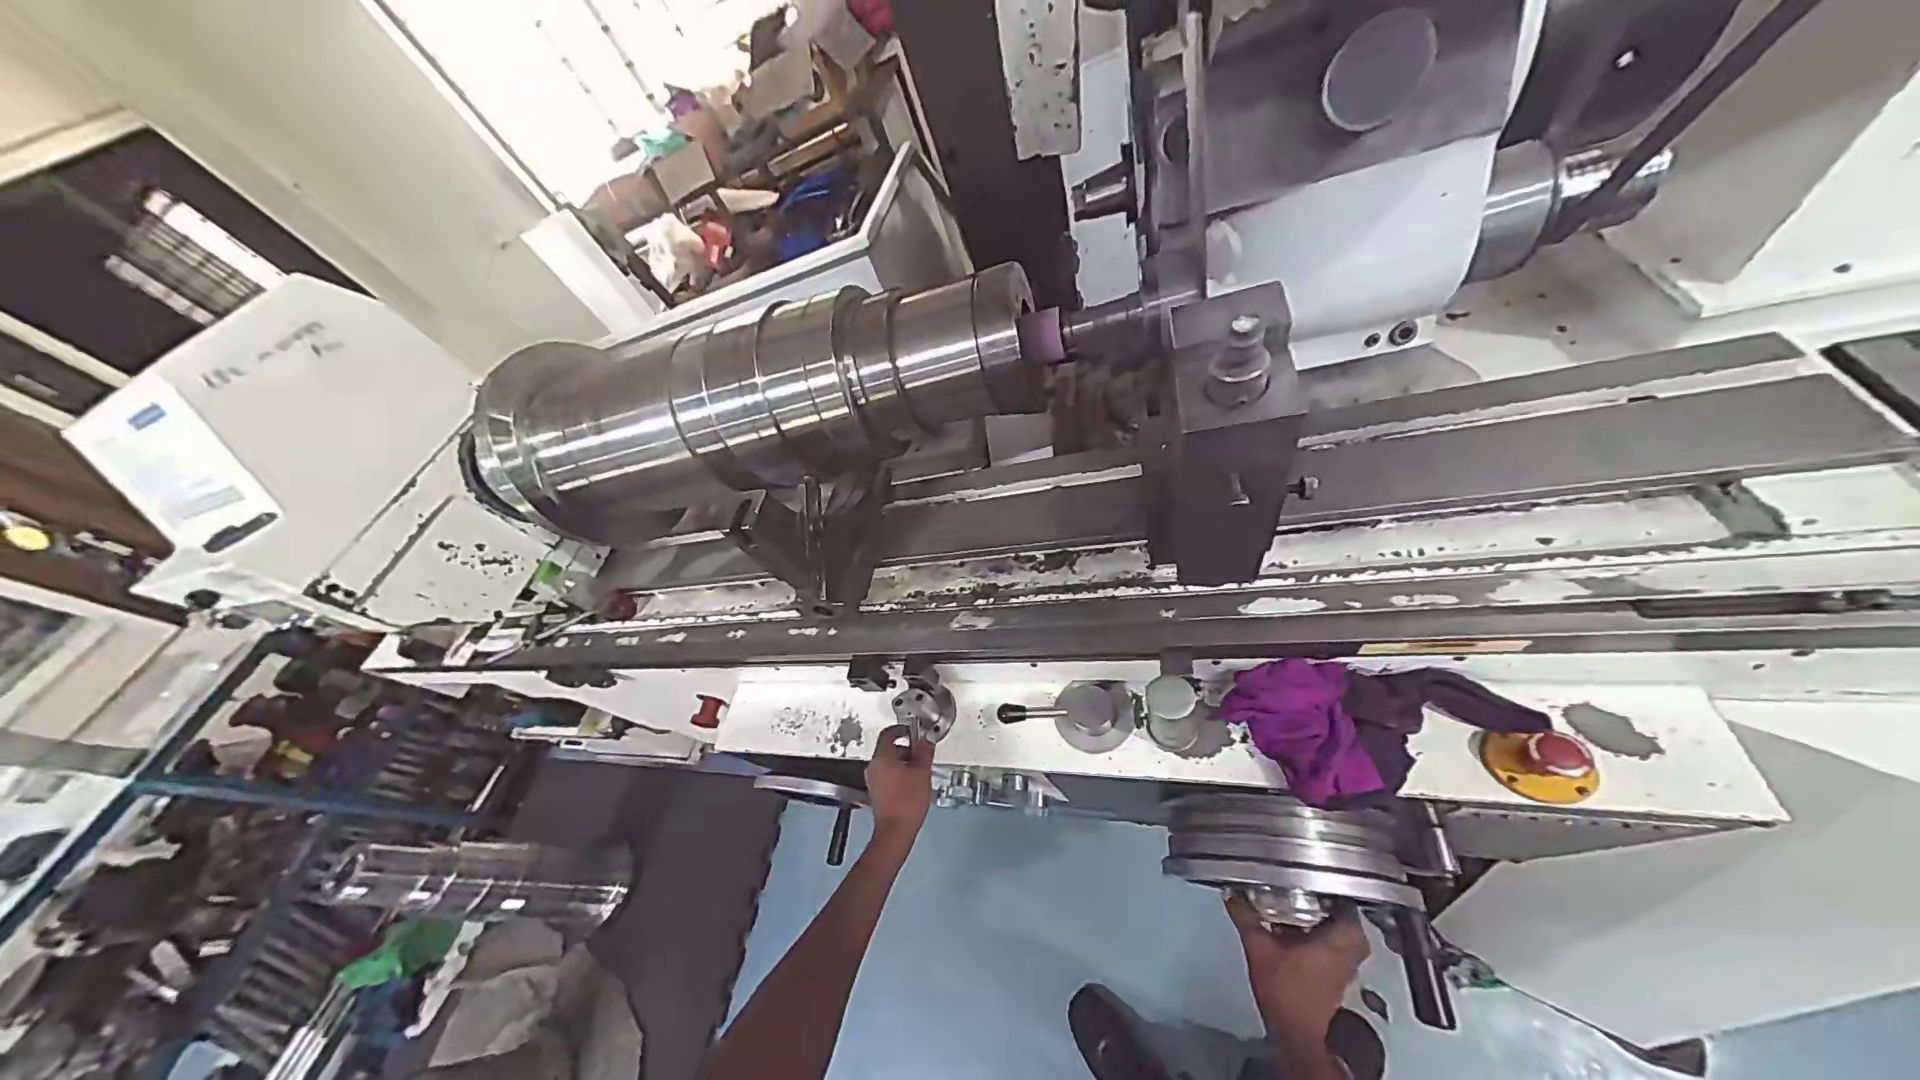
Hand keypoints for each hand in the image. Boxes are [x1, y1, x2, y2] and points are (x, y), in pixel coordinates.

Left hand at [864, 724, 933, 848]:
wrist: (895, 830)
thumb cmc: (906, 802)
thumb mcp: (922, 771)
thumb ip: (924, 751)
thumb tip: (925, 740)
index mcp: (882, 757)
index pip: (888, 733)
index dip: (901, 729)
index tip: (911, 730)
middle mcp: (874, 767)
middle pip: (889, 748)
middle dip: (906, 748)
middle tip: (921, 753)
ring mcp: (874, 780)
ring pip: (889, 762)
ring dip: (904, 762)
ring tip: (919, 770)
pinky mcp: (877, 792)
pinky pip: (888, 775)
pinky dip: (899, 774)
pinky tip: (912, 783)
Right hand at [1226, 894, 1368, 1051]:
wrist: (1296, 1035)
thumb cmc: (1286, 996)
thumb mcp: (1258, 948)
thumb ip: (1246, 917)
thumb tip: (1233, 896)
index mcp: (1338, 941)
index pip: (1345, 904)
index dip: (1327, 886)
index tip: (1309, 877)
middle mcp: (1348, 953)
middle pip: (1344, 917)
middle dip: (1324, 903)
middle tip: (1303, 891)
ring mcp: (1346, 967)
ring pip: (1341, 933)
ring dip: (1321, 920)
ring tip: (1297, 908)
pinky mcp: (1338, 977)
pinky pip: (1334, 947)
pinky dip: (1319, 937)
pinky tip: (1295, 934)